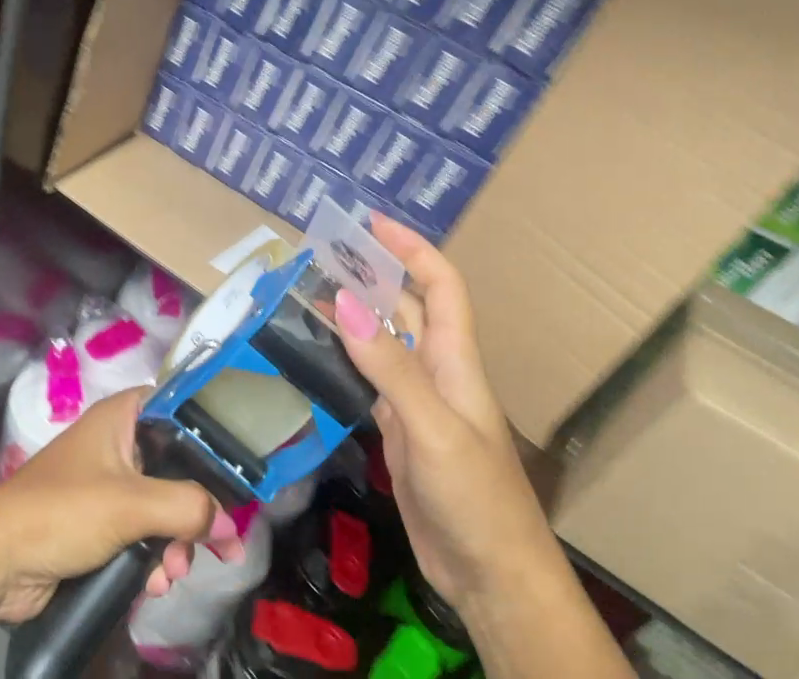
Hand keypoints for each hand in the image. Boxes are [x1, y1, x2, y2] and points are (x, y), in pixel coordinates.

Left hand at [0, 389, 244, 636]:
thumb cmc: (62, 513)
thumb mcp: (131, 505)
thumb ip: (188, 507)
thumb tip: (229, 525)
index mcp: (121, 419)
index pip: (179, 409)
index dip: (211, 437)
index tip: (237, 473)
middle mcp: (117, 446)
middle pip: (178, 469)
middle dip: (196, 513)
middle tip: (218, 547)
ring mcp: (108, 488)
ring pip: (163, 509)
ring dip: (175, 545)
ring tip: (170, 575)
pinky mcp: (99, 526)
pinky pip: (142, 536)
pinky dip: (153, 559)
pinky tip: (152, 586)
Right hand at [333, 214, 559, 609]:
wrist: (490, 574)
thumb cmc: (474, 497)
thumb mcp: (432, 428)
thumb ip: (389, 367)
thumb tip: (342, 301)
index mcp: (456, 360)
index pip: (440, 286)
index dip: (411, 249)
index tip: (370, 223)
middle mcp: (437, 372)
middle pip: (406, 307)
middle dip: (373, 273)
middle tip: (320, 252)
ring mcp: (417, 402)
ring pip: (384, 342)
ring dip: (354, 313)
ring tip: (307, 289)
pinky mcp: (398, 431)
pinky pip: (369, 379)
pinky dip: (344, 358)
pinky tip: (317, 351)